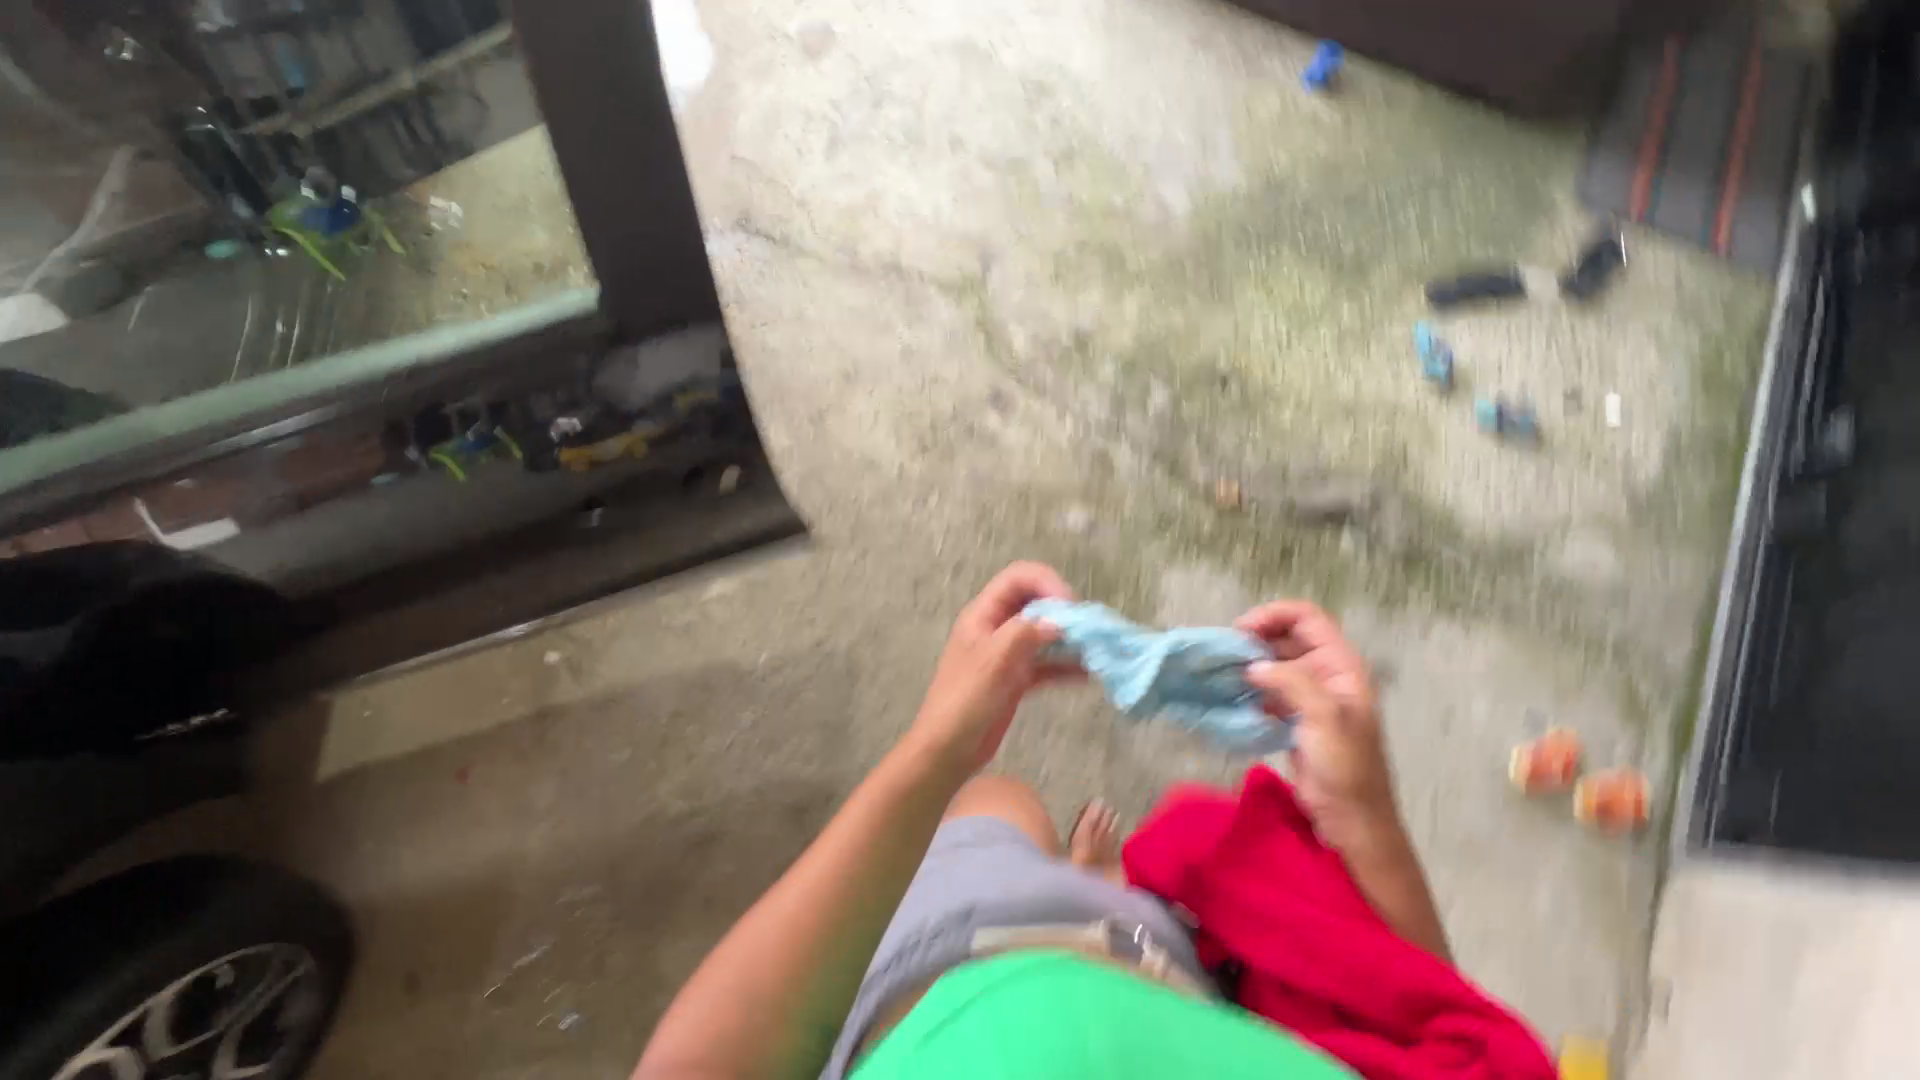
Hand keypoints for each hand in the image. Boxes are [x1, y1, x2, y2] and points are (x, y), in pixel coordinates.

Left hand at [901, 562, 1077, 775]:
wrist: (948, 750)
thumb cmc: (964, 701)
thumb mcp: (993, 661)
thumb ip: (1025, 634)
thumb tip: (1058, 622)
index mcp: (983, 614)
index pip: (1018, 578)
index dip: (1046, 582)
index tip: (1070, 606)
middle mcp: (996, 628)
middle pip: (1035, 604)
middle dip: (1064, 611)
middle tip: (1089, 631)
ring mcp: (1007, 654)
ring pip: (1044, 635)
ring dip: (1070, 640)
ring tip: (1097, 651)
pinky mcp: (1016, 679)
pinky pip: (1046, 664)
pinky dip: (1066, 667)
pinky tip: (1089, 675)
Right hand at [1236, 601, 1396, 845]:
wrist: (1352, 821)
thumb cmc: (1345, 769)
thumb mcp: (1324, 719)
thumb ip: (1292, 683)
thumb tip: (1253, 666)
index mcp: (1343, 666)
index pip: (1306, 618)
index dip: (1273, 615)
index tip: (1240, 632)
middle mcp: (1327, 674)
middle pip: (1287, 637)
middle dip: (1255, 638)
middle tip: (1224, 654)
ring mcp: (1311, 697)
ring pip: (1275, 663)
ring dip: (1249, 663)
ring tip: (1220, 673)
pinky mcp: (1295, 719)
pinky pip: (1269, 690)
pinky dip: (1249, 688)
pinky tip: (1230, 697)